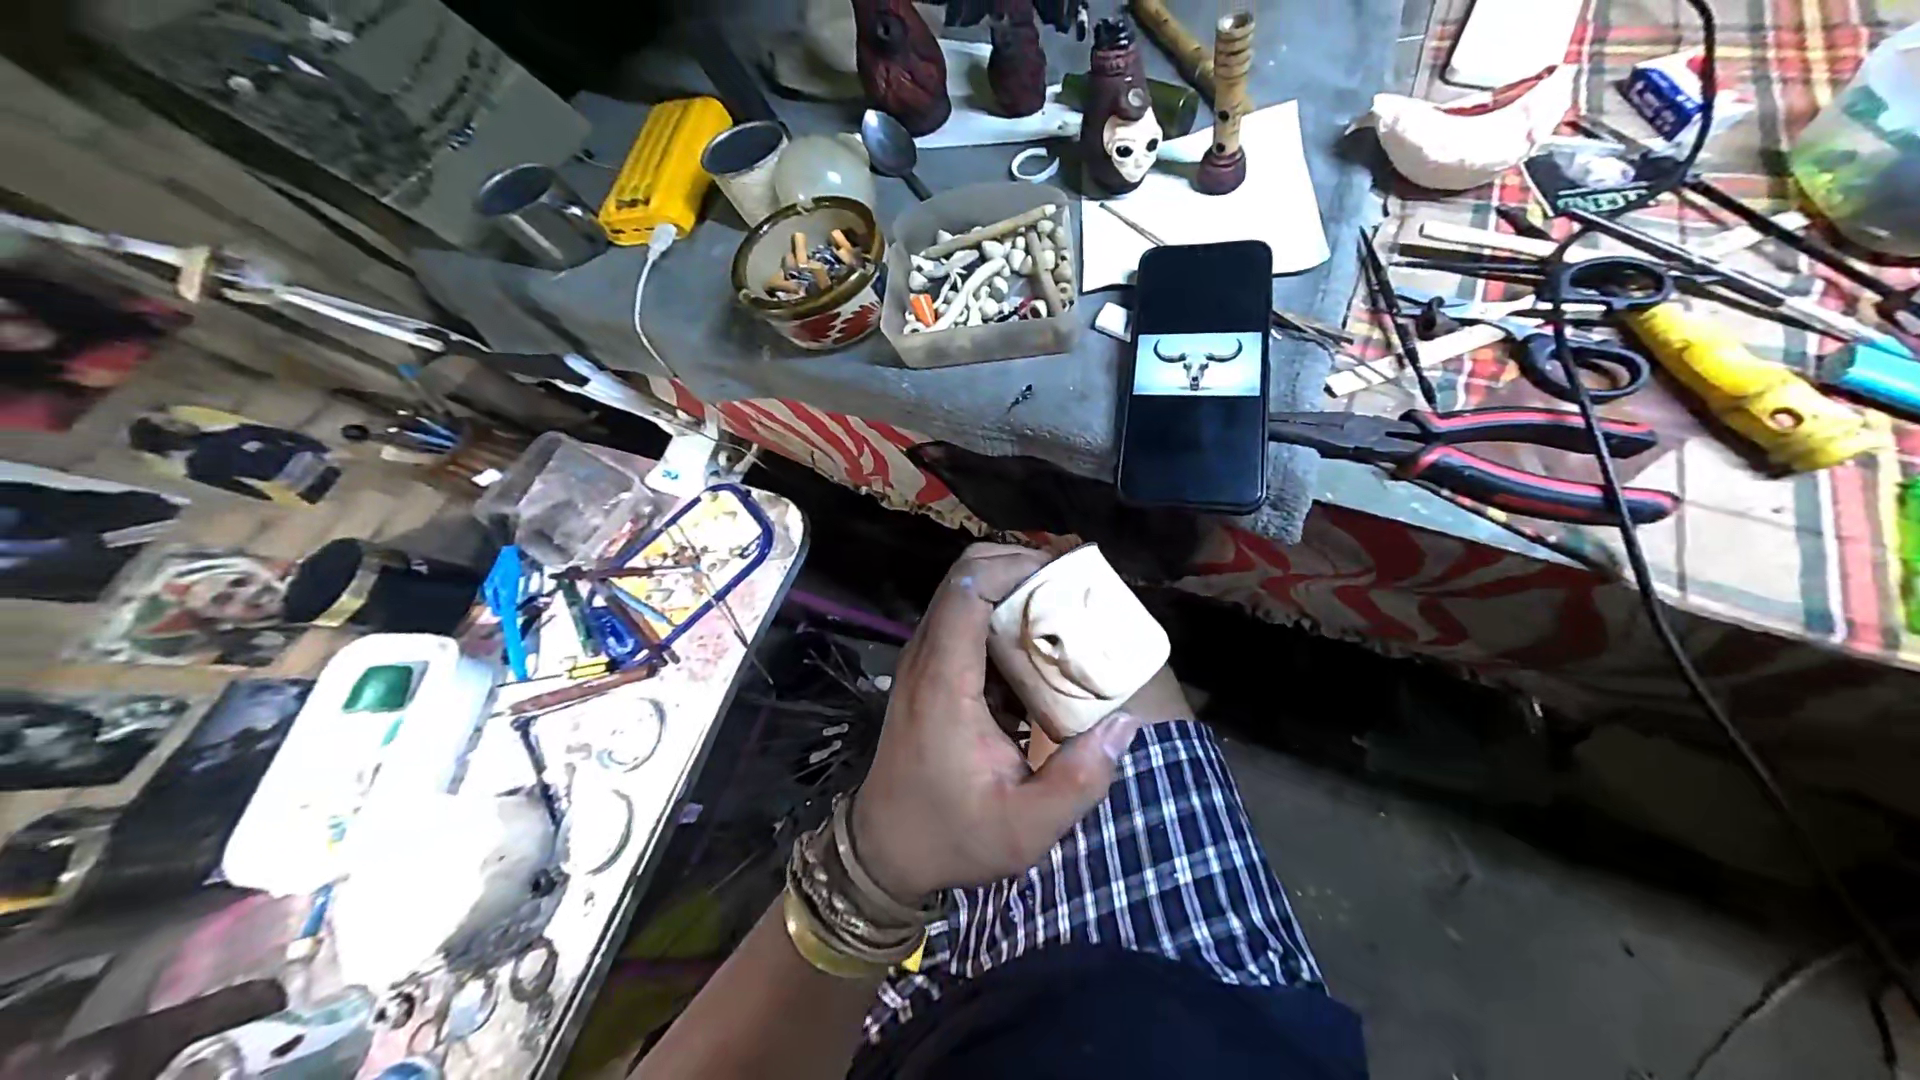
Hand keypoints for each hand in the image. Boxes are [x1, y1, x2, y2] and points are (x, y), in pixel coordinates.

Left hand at [851, 543, 1146, 900]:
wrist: (886, 848)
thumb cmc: (952, 836)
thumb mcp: (1025, 827)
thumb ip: (1079, 780)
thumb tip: (1126, 723)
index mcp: (944, 682)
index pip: (968, 589)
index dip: (1016, 568)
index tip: (1068, 579)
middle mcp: (926, 657)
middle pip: (965, 575)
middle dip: (1020, 567)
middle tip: (1074, 589)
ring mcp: (923, 661)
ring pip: (964, 592)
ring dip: (1013, 588)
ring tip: (1065, 609)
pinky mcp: (929, 671)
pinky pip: (964, 620)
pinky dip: (1002, 615)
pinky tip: (1039, 646)